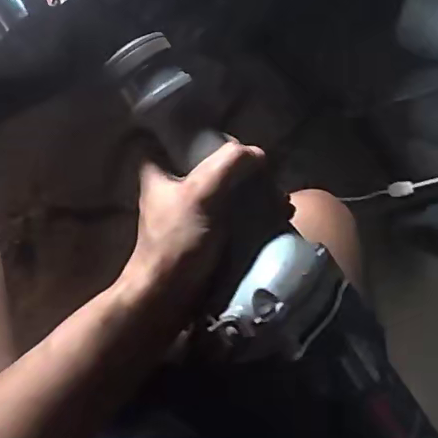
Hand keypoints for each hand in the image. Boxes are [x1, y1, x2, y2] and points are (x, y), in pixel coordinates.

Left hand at [119, 140, 285, 315]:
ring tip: (279, 202)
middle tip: (268, 178)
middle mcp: (172, 187)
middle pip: (212, 164)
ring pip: (227, 190)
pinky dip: (253, 215)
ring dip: (254, 194)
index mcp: (158, 170)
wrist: (165, 302)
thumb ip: (229, 164)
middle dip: (244, 170)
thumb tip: (258, 153)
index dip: (206, 135)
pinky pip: (232, 216)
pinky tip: (276, 218)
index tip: (233, 143)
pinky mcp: (202, 237)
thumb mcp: (201, 193)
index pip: (179, 137)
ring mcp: (188, 214)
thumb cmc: (176, 243)